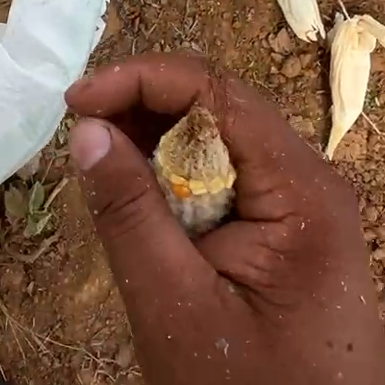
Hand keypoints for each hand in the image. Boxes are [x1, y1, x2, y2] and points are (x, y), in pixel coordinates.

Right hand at [65, 54, 384, 384]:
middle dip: (141, 106)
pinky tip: (138, 193)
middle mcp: (309, 180)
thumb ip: (129, 211)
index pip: (213, 91)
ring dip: (152, 136)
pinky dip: (171, 172)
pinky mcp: (284, 230)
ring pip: (215, 136)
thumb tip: (85, 127)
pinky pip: (221, 174)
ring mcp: (300, 205)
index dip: (138, 80)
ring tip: (100, 157)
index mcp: (301, 188)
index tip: (75, 103)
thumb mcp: (175, 305)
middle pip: (216, 106)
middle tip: (81, 130)